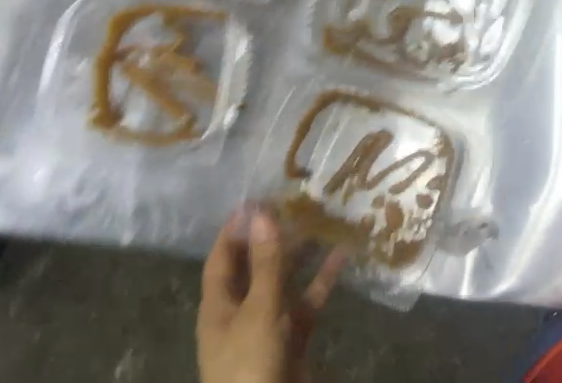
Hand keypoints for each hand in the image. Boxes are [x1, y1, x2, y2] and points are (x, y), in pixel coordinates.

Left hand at [198, 206, 347, 382]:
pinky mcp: (293, 338)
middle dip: (274, 236)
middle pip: (255, 266)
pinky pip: (307, 301)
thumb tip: (261, 213)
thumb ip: (265, 262)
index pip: (221, 258)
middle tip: (298, 202)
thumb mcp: (258, 310)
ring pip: (284, 281)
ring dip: (302, 254)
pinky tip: (343, 255)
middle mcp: (240, 311)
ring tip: (323, 220)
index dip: (235, 229)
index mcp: (218, 306)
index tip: (257, 197)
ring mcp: (267, 325)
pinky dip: (323, 280)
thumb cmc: (250, 364)